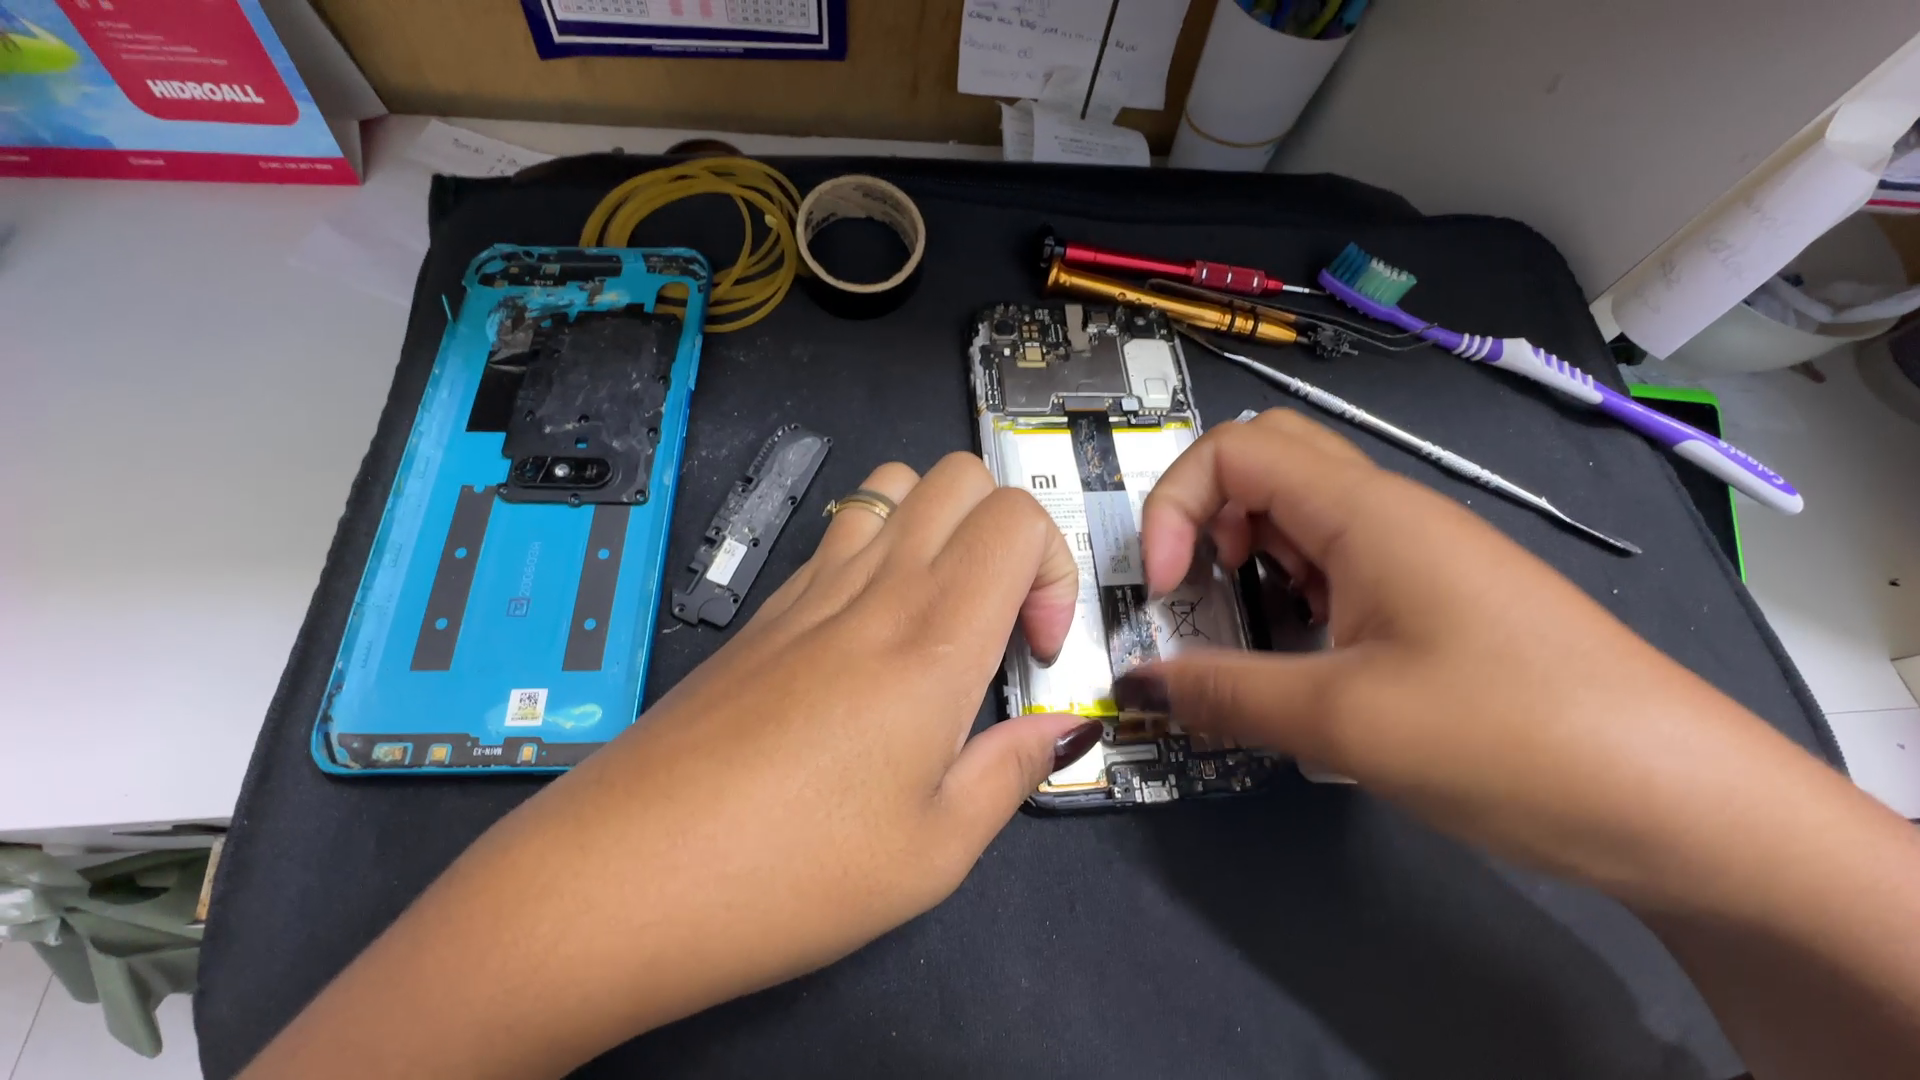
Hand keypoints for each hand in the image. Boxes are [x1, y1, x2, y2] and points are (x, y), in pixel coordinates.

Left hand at [241, 453, 1098, 1079]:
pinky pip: (837, 532)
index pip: (1017, 518)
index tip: (1038, 648)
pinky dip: (879, 550)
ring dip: (938, 526)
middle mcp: (872, 590)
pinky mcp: (763, 611)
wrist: (621, 876)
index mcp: (930, 641)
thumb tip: (1060, 729)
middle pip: (960, 475)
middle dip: (1007, 531)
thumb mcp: (933, 853)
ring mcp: (807, 589)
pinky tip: (868, 638)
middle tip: (999, 622)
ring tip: (938, 614)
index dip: (1054, 569)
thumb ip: (1011, 772)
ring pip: (892, 484)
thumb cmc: (792, 875)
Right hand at [1124, 409, 1847, 899]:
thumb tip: (1140, 684)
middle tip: (1196, 591)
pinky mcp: (1439, 604)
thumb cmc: (1513, 740)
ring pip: (1302, 521)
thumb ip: (1226, 695)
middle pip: (1268, 465)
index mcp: (1367, 513)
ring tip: (1246, 638)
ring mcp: (1421, 560)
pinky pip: (1340, 571)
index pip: (1234, 450)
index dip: (1175, 504)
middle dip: (1206, 517)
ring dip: (1248, 564)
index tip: (1164, 588)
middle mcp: (1391, 517)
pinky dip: (1293, 599)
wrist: (1690, 808)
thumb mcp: (1346, 722)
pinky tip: (1304, 663)